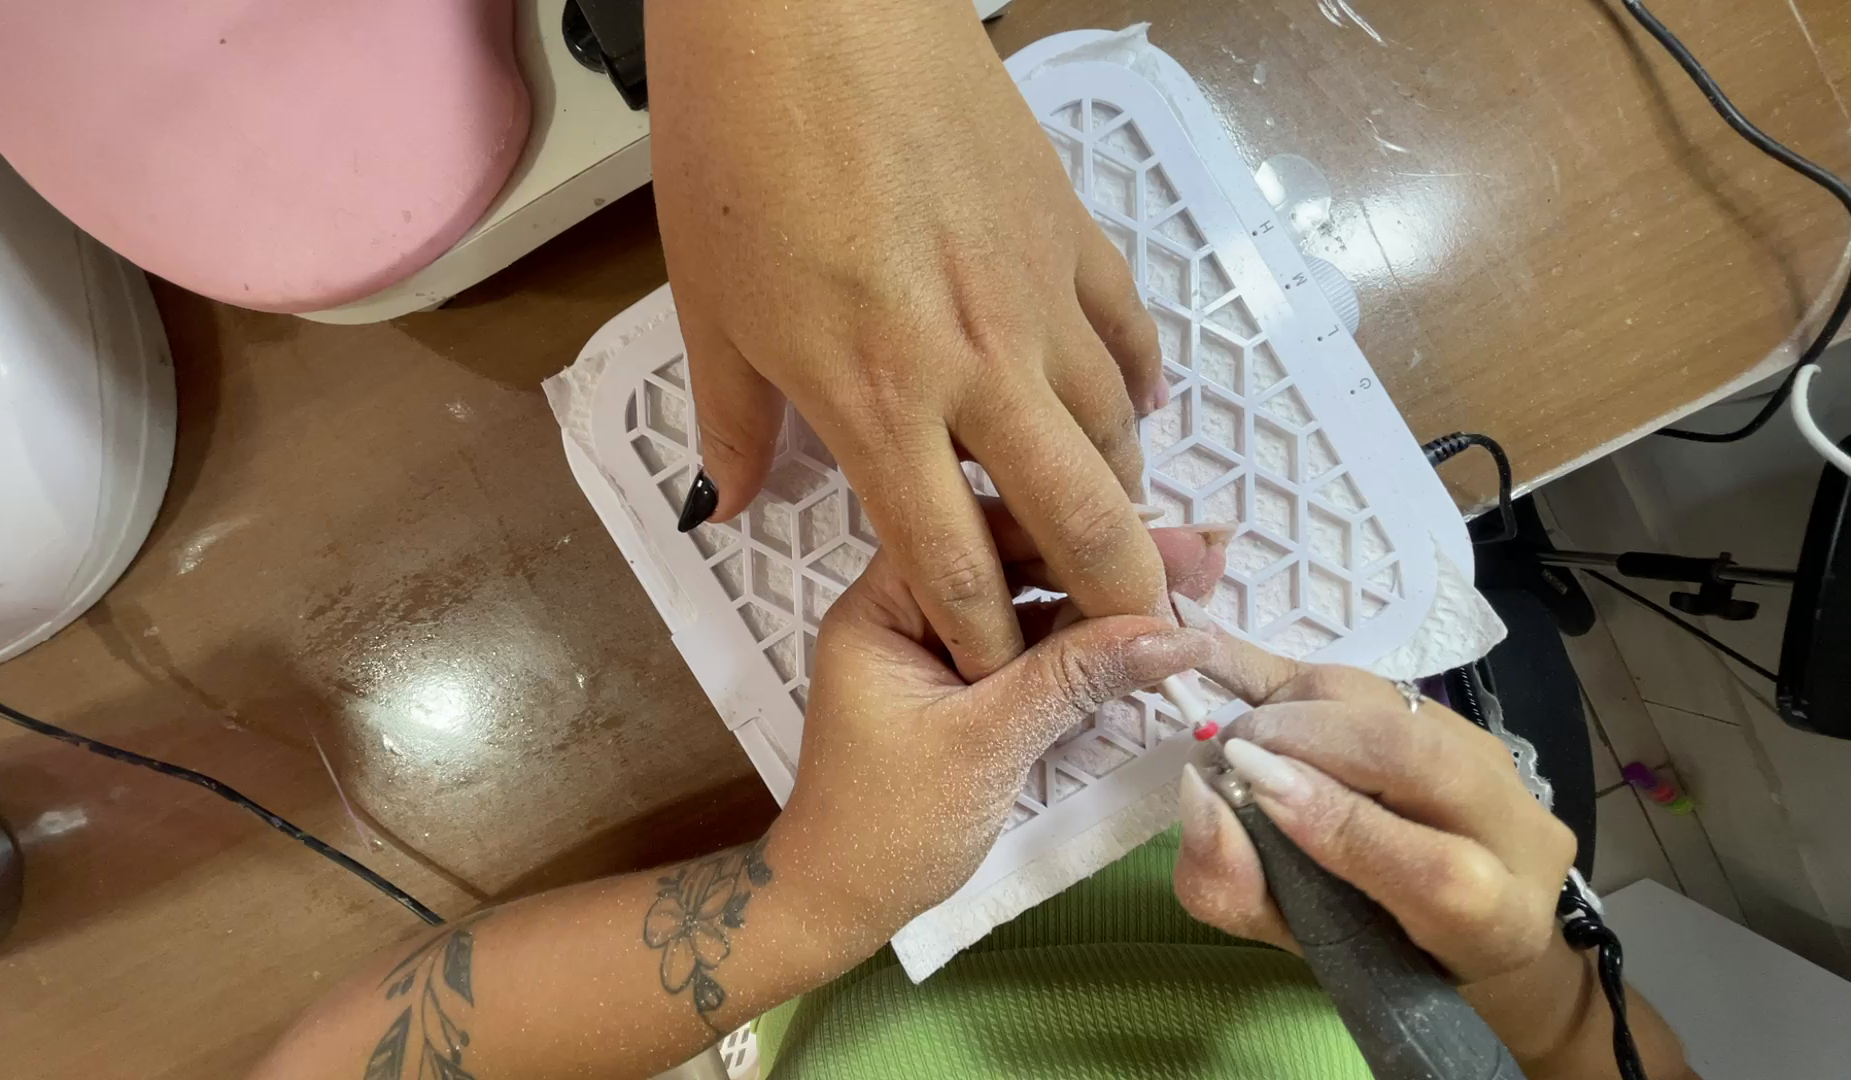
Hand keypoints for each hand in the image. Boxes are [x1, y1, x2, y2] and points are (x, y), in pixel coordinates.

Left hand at [647, 0, 1167, 680]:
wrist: (810, 6)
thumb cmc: (740, 157)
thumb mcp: (709, 310)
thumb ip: (733, 427)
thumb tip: (730, 504)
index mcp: (876, 400)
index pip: (951, 559)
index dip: (984, 634)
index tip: (1001, 672)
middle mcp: (976, 367)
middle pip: (1074, 512)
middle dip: (1112, 592)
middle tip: (1133, 634)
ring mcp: (1038, 299)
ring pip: (1116, 429)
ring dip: (1120, 493)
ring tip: (1114, 528)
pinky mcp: (1073, 235)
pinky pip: (1131, 334)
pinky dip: (1141, 389)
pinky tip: (1139, 414)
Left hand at [766, 511, 1227, 942]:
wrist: (848, 900)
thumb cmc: (894, 824)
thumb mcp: (988, 743)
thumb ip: (1075, 679)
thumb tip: (1174, 632)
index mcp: (881, 604)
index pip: (973, 535)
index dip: (1058, 525)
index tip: (1146, 527)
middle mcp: (905, 608)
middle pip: (1007, 563)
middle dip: (1093, 562)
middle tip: (1191, 554)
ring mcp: (934, 644)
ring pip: (1023, 604)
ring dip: (1094, 601)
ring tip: (1182, 583)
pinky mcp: (960, 680)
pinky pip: (1022, 645)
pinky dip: (1075, 643)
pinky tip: (1137, 628)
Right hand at [1173, 639, 1577, 983]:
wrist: (1459, 905)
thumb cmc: (1372, 939)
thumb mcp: (1294, 942)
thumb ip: (1236, 889)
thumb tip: (1197, 795)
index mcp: (1494, 923)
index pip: (1435, 871)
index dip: (1333, 818)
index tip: (1248, 781)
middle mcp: (1509, 828)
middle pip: (1414, 756)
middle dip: (1302, 739)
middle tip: (1230, 754)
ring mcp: (1481, 754)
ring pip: (1379, 700)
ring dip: (1290, 707)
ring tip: (1243, 738)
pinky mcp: (1429, 704)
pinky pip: (1344, 673)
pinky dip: (1269, 658)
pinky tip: (1206, 641)